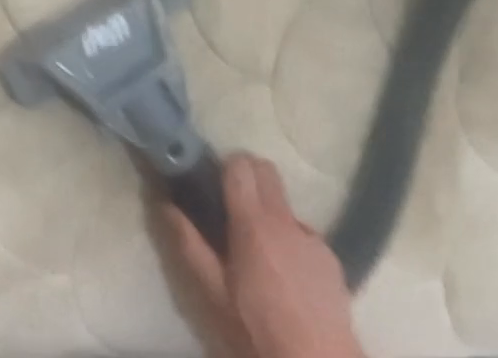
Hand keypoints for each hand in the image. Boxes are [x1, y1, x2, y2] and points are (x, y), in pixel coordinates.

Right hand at [162, 155, 364, 357]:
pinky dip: (290, 242)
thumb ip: (189, 245)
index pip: (241, 165)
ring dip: (269, 214)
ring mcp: (313, 238)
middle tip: (229, 206)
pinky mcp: (332, 258)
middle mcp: (286, 221)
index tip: (212, 183)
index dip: (225, 166)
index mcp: (253, 224)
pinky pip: (304, 235)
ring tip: (258, 255)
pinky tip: (285, 279)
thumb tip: (166, 205)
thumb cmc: (257, 331)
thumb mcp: (213, 294)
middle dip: (247, 176)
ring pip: (285, 205)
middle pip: (267, 170)